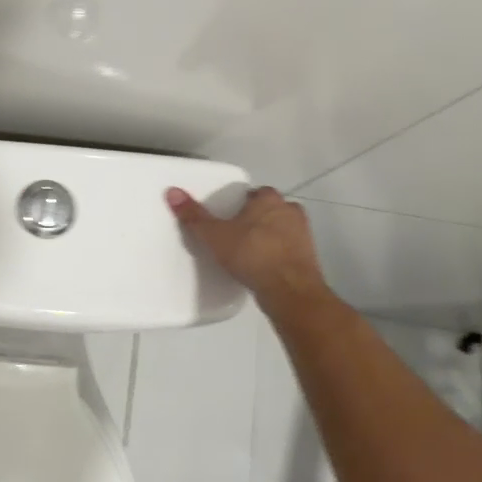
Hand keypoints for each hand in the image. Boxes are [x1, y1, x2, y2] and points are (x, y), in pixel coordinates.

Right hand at [166, 186, 331, 315]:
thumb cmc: (251, 254)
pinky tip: (262, 268)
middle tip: (234, 234)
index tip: (226, 217)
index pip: (253, 193)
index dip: (240, 204)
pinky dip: (277, 255)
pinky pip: (288, 250)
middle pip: (268, 210)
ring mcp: (304, 234)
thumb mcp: (215, 235)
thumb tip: (172, 192)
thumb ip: (194, 215)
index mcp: (269, 199)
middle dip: (255, 219)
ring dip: (268, 237)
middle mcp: (290, 211)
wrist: (289, 290)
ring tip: (247, 253)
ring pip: (281, 229)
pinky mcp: (309, 257)